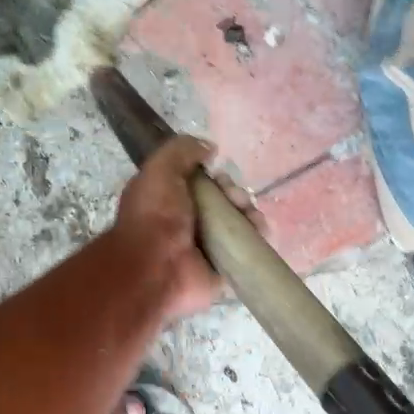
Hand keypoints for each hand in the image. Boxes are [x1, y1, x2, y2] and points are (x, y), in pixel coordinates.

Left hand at [112, 135, 270, 319]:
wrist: (156, 266)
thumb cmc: (155, 214)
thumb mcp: (160, 169)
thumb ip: (182, 151)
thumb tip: (210, 147)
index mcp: (166, 195)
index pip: (197, 179)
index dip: (211, 173)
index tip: (218, 174)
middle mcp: (185, 217)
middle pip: (220, 197)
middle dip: (232, 191)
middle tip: (234, 197)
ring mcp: (205, 243)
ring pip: (236, 220)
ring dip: (247, 211)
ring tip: (248, 214)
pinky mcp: (223, 266)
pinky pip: (246, 246)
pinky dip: (256, 235)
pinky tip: (259, 229)